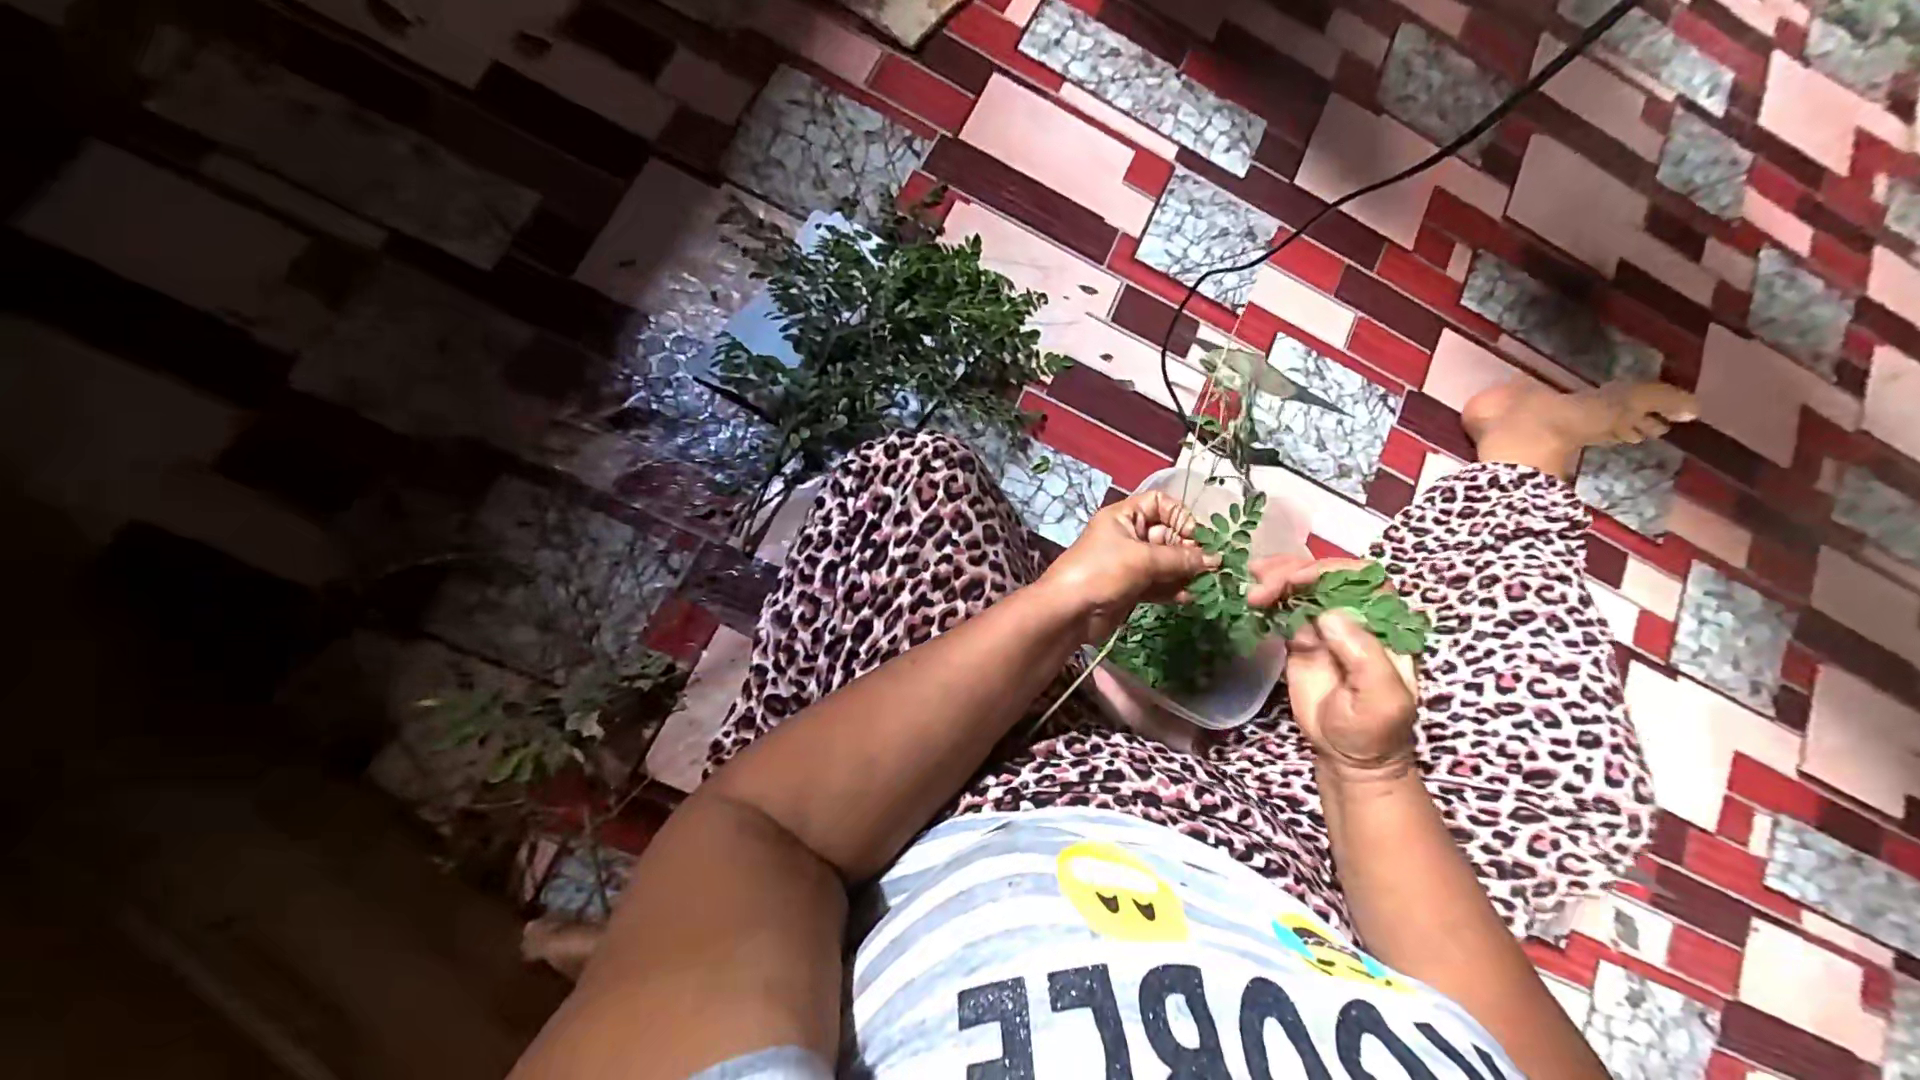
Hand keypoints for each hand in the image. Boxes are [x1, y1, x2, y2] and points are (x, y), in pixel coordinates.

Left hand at [1037, 491, 1218, 641]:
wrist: (1069, 611)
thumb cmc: (1102, 572)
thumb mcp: (1143, 559)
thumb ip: (1180, 558)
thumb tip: (1215, 559)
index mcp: (1123, 517)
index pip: (1159, 503)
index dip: (1180, 516)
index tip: (1194, 536)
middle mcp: (1127, 536)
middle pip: (1167, 534)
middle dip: (1188, 549)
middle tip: (1206, 566)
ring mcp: (1130, 563)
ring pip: (1166, 562)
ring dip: (1184, 572)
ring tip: (1204, 583)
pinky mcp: (1132, 587)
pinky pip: (1159, 583)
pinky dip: (1173, 589)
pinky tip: (1187, 597)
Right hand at [1248, 557, 1418, 779]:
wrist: (1348, 755)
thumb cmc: (1375, 729)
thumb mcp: (1382, 699)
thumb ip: (1364, 656)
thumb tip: (1329, 614)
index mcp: (1385, 625)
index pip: (1363, 578)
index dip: (1331, 570)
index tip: (1299, 580)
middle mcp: (1355, 616)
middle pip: (1324, 576)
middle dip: (1292, 573)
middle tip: (1262, 587)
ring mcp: (1325, 625)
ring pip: (1301, 586)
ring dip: (1274, 580)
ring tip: (1252, 590)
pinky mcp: (1300, 637)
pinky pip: (1282, 608)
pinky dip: (1266, 599)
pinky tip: (1250, 599)